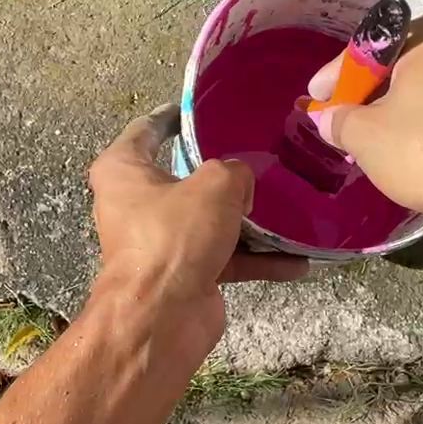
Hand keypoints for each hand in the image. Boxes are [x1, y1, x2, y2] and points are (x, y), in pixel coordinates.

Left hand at [88, 105, 307, 351]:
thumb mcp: (215, 185)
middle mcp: (137, 204)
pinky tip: (299, 261)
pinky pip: (228, 259)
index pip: (148, 129)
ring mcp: (163, 242)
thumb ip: (235, 171)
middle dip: (225, 172)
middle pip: (187, 177)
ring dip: (252, 222)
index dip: (177, 115)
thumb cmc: (174, 235)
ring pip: (212, 221)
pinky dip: (259, 260)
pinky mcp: (186, 274)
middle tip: (262, 156)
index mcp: (123, 170)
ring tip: (291, 208)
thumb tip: (242, 184)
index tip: (206, 106)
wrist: (163, 317)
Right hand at [309, 11, 422, 226]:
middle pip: (401, 63)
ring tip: (367, 137)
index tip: (316, 96)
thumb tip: (327, 118)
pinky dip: (422, 121)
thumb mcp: (363, 135)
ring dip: (394, 108)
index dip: (337, 74)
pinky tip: (405, 148)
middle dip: (367, 90)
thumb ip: (338, 118)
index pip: (372, 45)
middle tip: (341, 116)